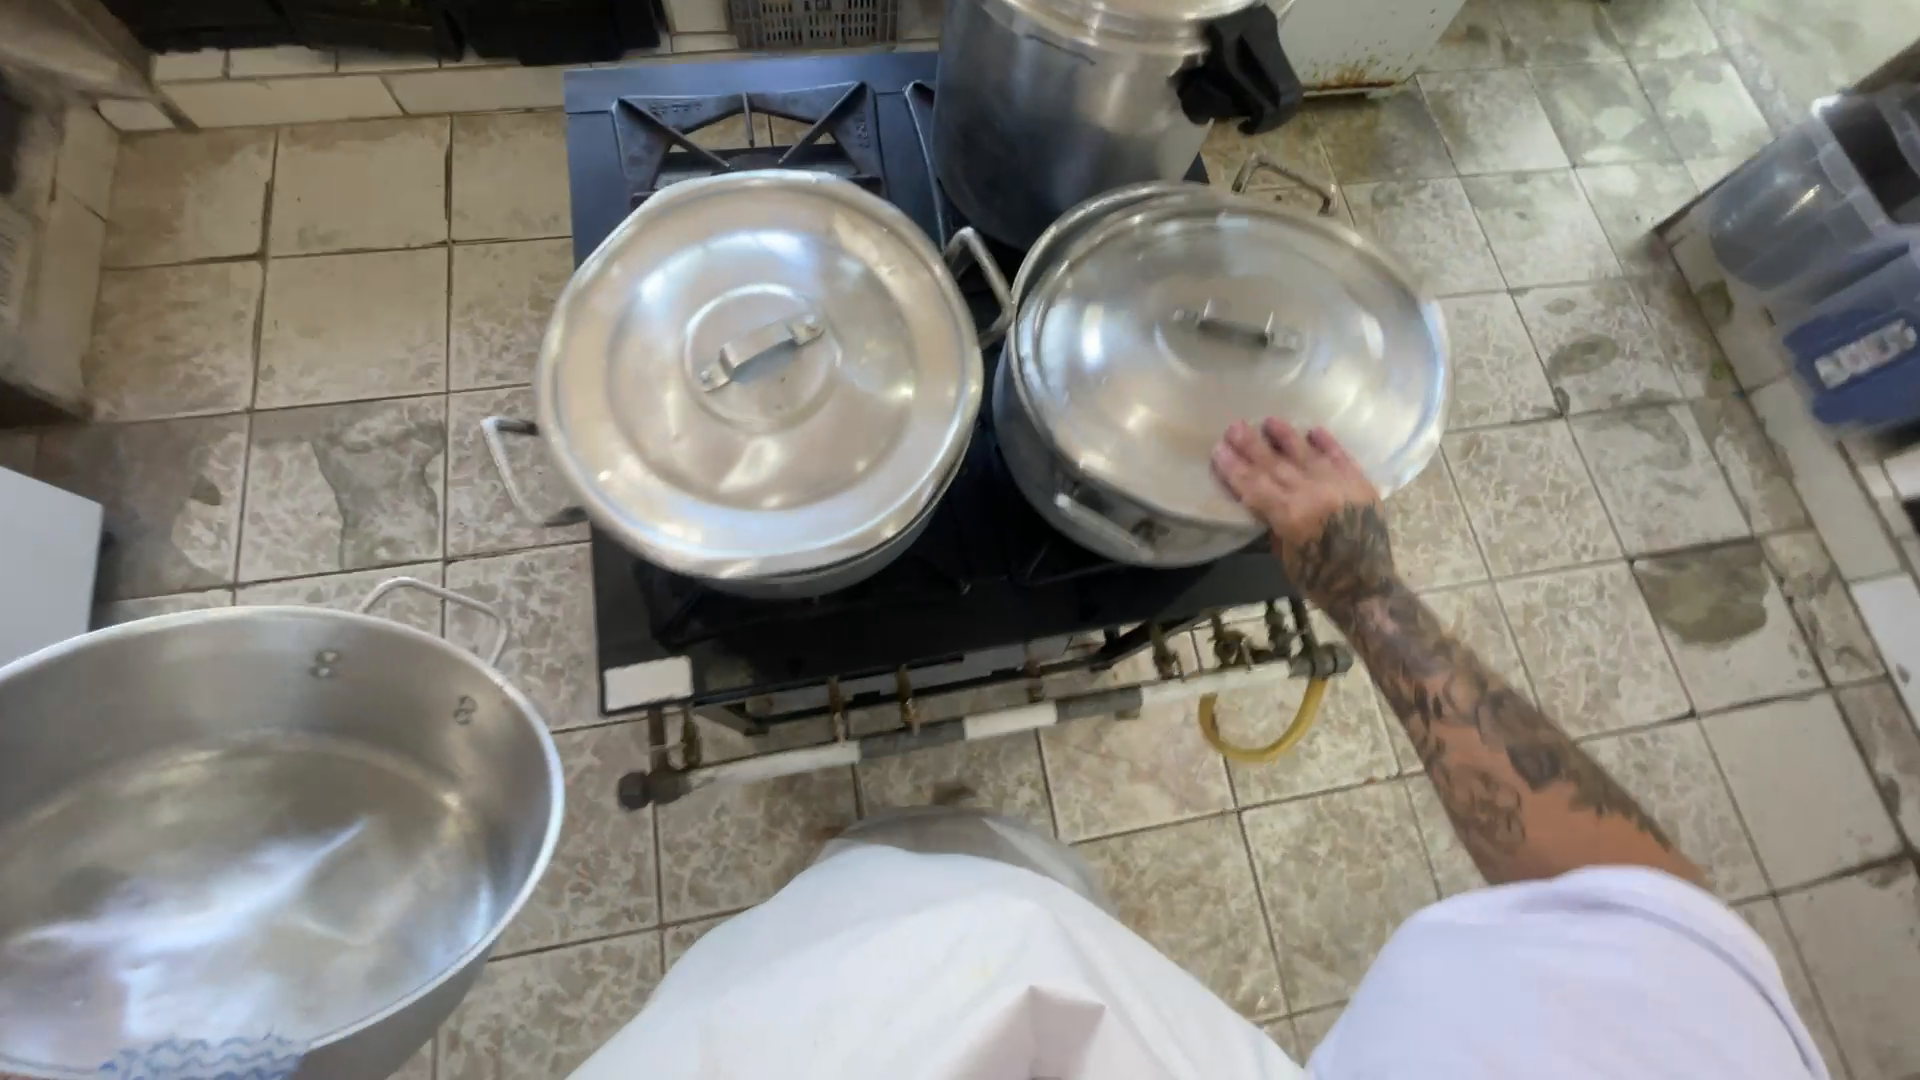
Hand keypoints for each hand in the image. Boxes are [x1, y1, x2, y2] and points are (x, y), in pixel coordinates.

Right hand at [1211, 419, 1395, 616]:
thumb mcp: (1284, 554)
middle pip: (1275, 465)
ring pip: (1306, 455)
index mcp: (1290, 516)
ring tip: (1270, 421)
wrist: (1366, 587)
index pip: (1254, 485)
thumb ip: (1273, 521)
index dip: (1234, 467)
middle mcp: (1314, 495)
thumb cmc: (1316, 579)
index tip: (1218, 450)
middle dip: (1252, 446)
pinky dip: (1327, 444)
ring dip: (1286, 437)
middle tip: (1235, 427)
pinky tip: (1314, 430)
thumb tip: (1260, 499)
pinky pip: (1341, 458)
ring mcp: (1340, 486)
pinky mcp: (1361, 485)